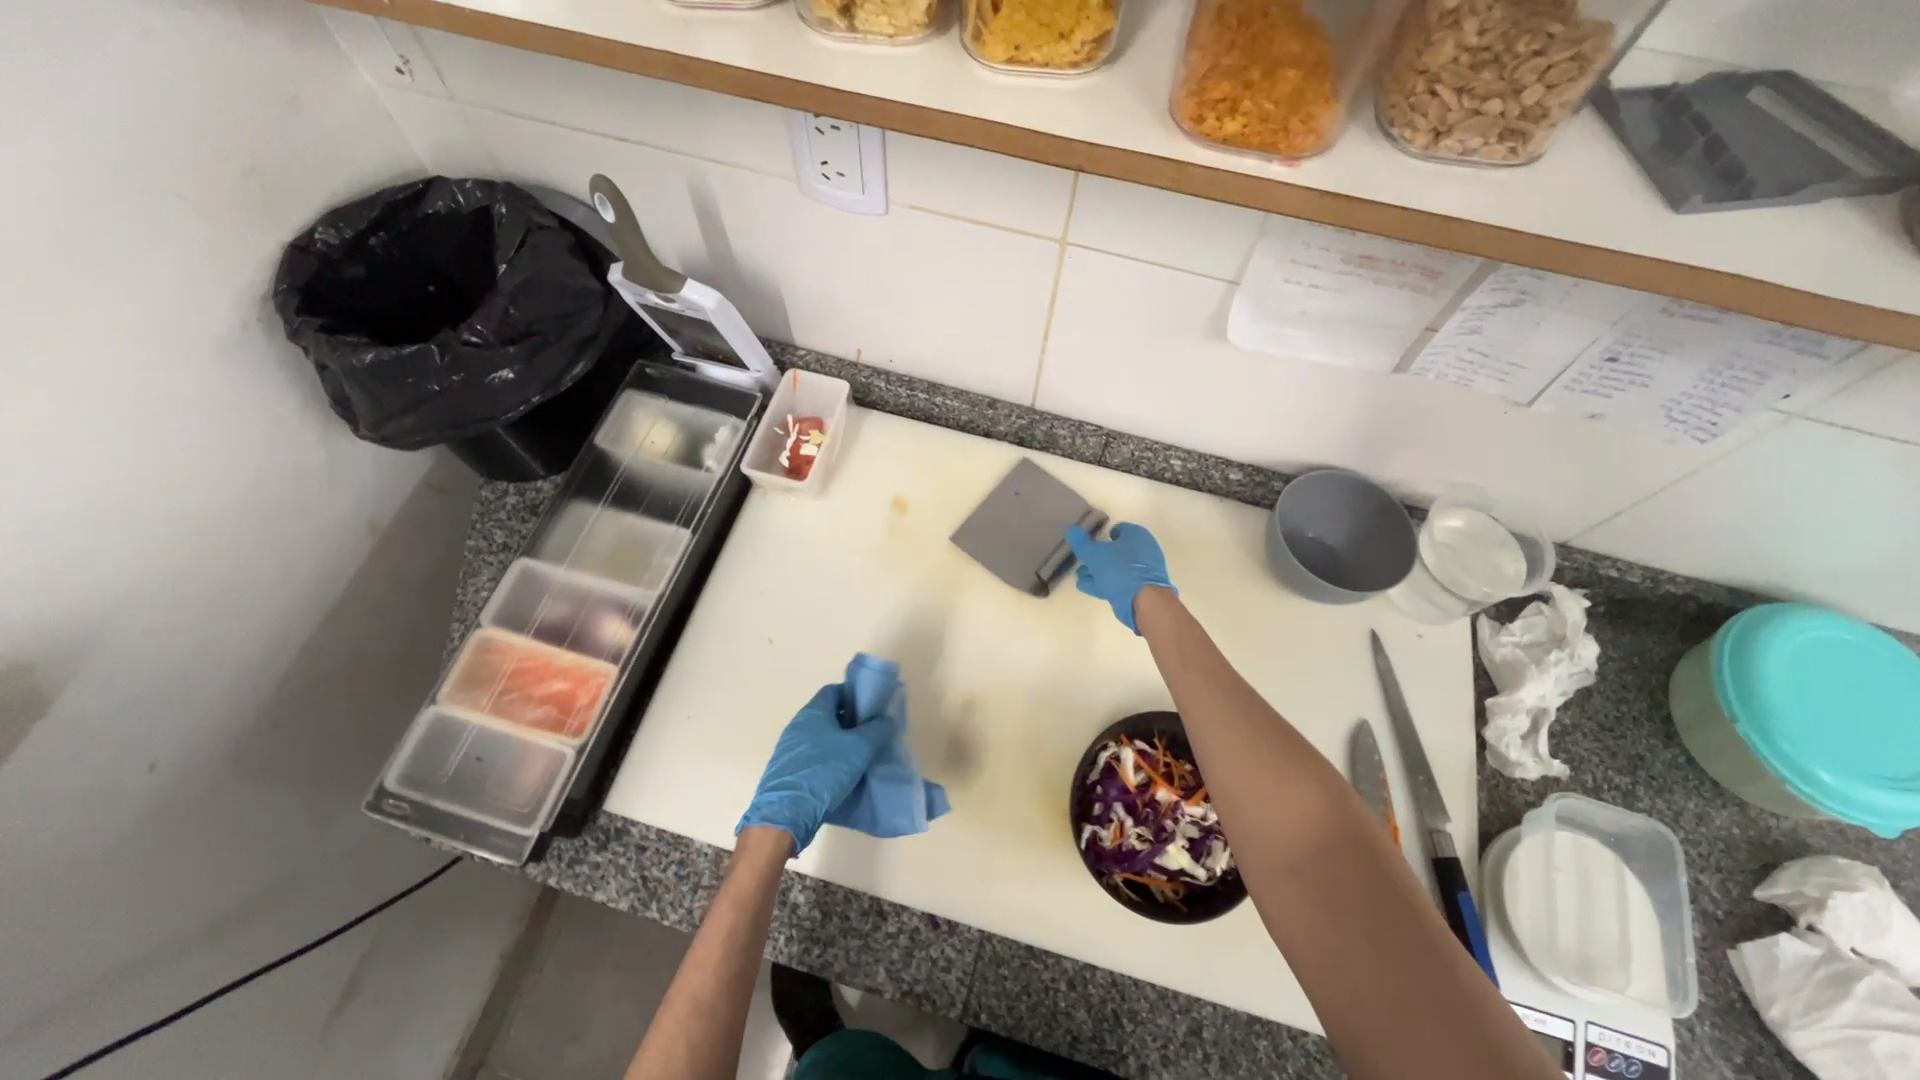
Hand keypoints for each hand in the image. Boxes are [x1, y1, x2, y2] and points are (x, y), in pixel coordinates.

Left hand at [738, 684, 897, 853]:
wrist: (786, 813)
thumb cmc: (824, 772)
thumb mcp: (859, 748)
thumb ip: (876, 730)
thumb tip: (886, 719)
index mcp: (813, 712)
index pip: (834, 691)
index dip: (854, 695)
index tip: (871, 707)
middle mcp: (798, 725)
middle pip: (828, 715)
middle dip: (850, 722)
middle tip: (871, 733)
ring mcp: (789, 749)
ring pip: (821, 738)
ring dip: (840, 743)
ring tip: (860, 756)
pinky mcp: (788, 771)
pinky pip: (813, 758)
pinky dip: (829, 760)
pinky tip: (842, 775)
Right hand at [1065, 522, 1175, 634]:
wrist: (1144, 601)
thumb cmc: (1120, 569)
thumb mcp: (1095, 554)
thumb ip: (1081, 542)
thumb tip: (1069, 529)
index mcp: (1136, 535)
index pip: (1119, 529)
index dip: (1103, 534)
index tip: (1089, 541)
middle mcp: (1143, 550)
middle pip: (1117, 550)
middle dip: (1098, 556)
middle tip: (1082, 560)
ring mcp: (1142, 571)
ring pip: (1116, 568)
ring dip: (1098, 571)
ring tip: (1080, 575)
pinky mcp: (1139, 589)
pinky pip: (1118, 582)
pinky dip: (1102, 582)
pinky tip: (1086, 586)